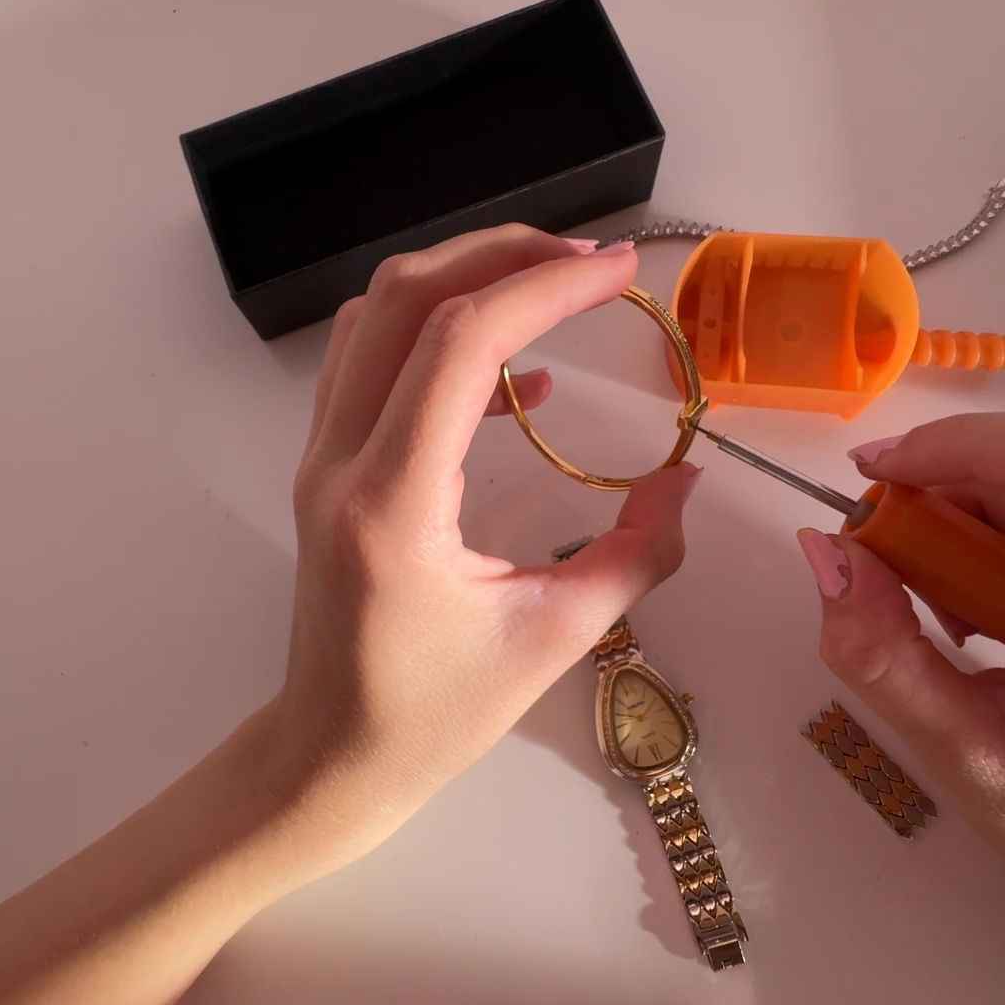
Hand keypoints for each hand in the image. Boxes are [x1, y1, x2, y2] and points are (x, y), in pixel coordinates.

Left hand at [264, 226, 699, 858]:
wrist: (333, 749)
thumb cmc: (435, 714)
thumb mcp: (552, 640)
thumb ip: (634, 554)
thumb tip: (686, 479)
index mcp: (392, 505)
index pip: (461, 344)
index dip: (546, 287)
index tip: (619, 272)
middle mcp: (338, 463)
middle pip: (402, 299)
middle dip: (501, 255)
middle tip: (587, 260)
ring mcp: (319, 459)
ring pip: (373, 318)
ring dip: (460, 281)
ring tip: (548, 289)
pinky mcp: (324, 467)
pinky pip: (370, 363)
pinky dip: (436, 337)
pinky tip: (512, 375)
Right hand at [795, 413, 1004, 909]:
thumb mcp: (959, 757)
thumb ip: (879, 656)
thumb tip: (825, 550)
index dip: (981, 445)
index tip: (882, 473)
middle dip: (950, 487)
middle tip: (877, 544)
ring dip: (963, 516)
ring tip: (935, 603)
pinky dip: (987, 532)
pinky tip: (973, 600)